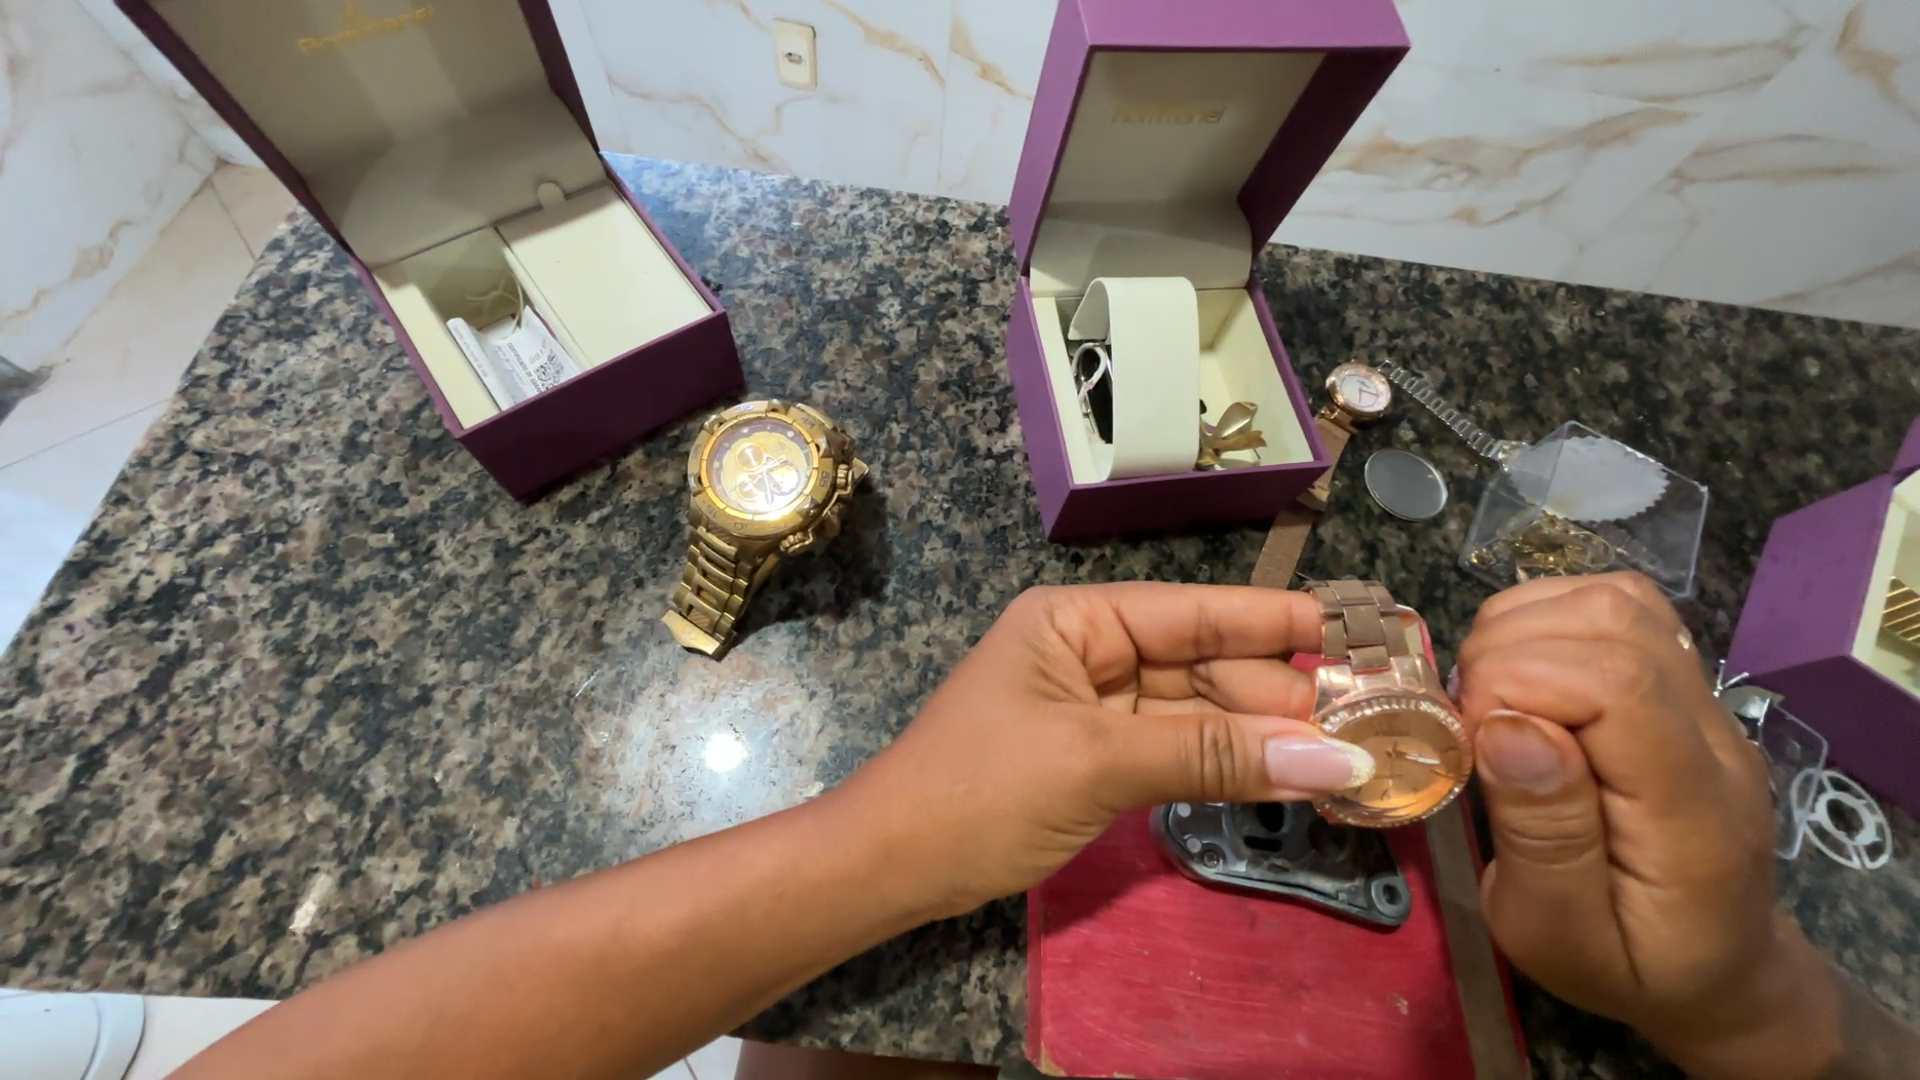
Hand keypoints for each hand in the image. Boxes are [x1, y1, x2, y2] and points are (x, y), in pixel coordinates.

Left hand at [834, 583, 1376, 917]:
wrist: (895, 862)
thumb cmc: (982, 791)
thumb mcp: (1096, 763)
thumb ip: (1211, 756)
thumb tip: (1333, 758)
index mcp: (1074, 621)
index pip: (1191, 611)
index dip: (1273, 620)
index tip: (1355, 627)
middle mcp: (1087, 649)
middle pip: (1199, 660)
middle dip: (1275, 689)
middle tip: (1372, 713)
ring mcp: (1092, 704)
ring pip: (1192, 708)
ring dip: (1258, 731)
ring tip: (1347, 751)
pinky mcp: (1095, 753)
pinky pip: (1172, 746)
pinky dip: (1222, 762)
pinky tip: (1281, 773)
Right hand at [1454, 573, 1836, 1076]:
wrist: (1710, 968)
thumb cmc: (1622, 961)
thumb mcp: (1558, 933)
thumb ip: (1541, 835)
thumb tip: (1505, 725)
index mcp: (1690, 807)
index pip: (1615, 682)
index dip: (1512, 683)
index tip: (1468, 736)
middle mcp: (1711, 734)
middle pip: (1610, 623)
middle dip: (1504, 652)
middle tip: (1469, 717)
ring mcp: (1700, 702)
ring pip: (1609, 600)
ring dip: (1517, 629)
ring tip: (1487, 691)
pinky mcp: (1675, 684)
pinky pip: (1611, 605)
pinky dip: (1540, 617)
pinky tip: (1515, 668)